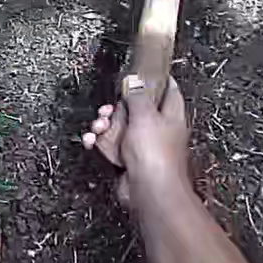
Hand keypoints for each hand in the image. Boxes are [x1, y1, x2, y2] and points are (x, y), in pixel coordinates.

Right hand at [82, 73, 192, 210]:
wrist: (149, 191)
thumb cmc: (155, 153)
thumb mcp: (145, 116)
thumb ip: (138, 96)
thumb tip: (134, 80)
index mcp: (170, 116)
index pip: (169, 92)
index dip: (160, 80)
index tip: (146, 71)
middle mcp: (157, 130)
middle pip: (135, 109)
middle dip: (116, 108)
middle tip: (108, 110)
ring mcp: (141, 146)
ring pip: (118, 127)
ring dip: (103, 125)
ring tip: (98, 128)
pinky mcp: (127, 160)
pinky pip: (109, 145)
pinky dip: (99, 142)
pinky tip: (92, 141)